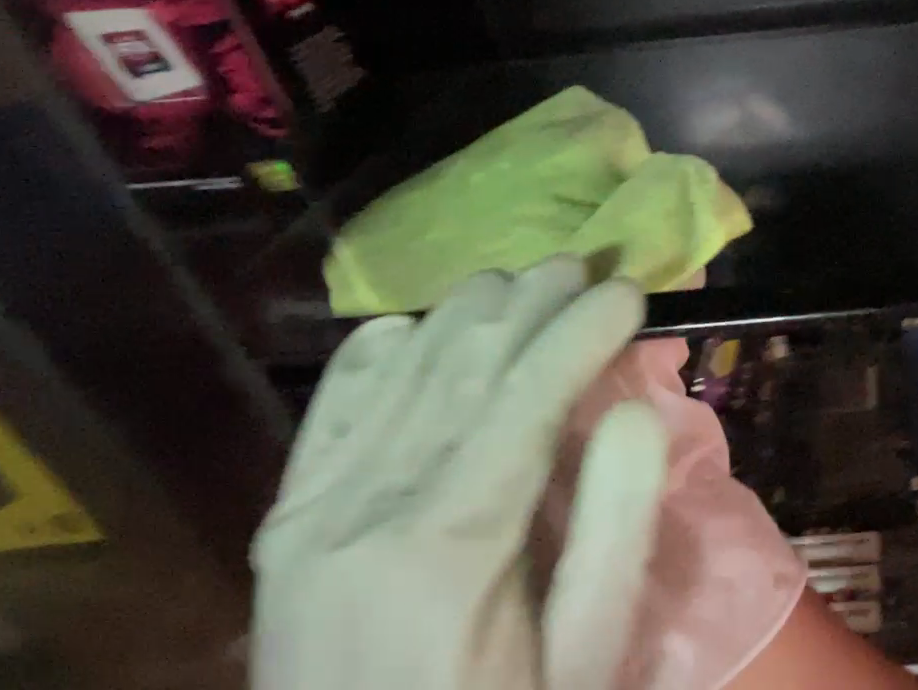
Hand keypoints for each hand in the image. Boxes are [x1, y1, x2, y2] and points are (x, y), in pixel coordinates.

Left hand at [252, 258, 666, 689]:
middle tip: (585, 267)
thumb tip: (633, 412)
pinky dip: (375, 354)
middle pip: (465, 363)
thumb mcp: (585, 656)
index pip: (530, 393)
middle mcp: (369, 508)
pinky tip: (407, 324)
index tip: (631, 290)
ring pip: (402, 368)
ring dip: (469, 311)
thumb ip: (614, 530)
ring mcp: (313, 511)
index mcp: (453, 546)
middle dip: (533, 301)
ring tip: (524, 282)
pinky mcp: (284, 522)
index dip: (585, 327)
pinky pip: (332, 408)